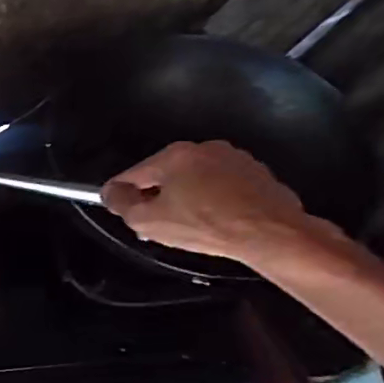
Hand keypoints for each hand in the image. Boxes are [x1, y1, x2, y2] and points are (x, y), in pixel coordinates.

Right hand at [101, 141, 327, 262]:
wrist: (272, 234)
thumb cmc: (203, 225)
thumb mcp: (147, 220)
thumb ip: (121, 203)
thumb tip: (111, 191)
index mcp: (175, 155)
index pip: (132, 174)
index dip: (121, 195)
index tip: (121, 212)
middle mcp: (205, 148)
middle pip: (164, 174)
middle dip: (156, 197)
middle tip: (156, 225)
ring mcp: (235, 158)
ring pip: (193, 179)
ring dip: (184, 198)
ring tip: (187, 225)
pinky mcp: (258, 173)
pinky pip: (221, 185)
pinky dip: (212, 200)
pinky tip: (214, 221)